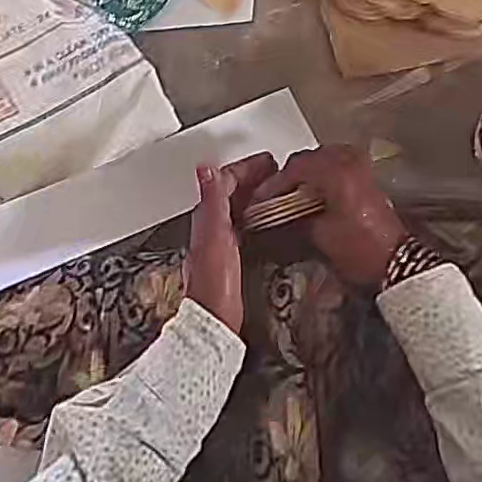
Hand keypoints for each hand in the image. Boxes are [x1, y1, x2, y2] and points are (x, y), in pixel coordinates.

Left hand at [183, 154, 278, 332]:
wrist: (215, 320)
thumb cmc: (214, 284)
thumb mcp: (215, 235)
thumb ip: (213, 200)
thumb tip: (206, 169)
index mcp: (206, 218)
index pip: (224, 181)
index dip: (245, 167)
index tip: (265, 161)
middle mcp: (212, 227)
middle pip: (231, 192)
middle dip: (252, 176)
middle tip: (273, 168)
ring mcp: (221, 241)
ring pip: (238, 206)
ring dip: (255, 193)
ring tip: (274, 185)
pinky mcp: (232, 255)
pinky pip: (245, 223)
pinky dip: (257, 213)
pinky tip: (267, 216)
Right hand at [251, 146, 403, 290]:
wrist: (397, 262)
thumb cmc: (360, 249)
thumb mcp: (320, 235)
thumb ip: (298, 217)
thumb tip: (285, 212)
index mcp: (337, 173)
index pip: (298, 166)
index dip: (276, 182)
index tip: (263, 197)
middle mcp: (352, 164)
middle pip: (313, 156)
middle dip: (292, 173)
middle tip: (276, 192)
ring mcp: (364, 169)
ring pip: (328, 157)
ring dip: (311, 170)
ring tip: (295, 190)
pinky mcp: (370, 179)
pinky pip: (342, 164)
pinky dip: (326, 172)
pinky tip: (317, 191)